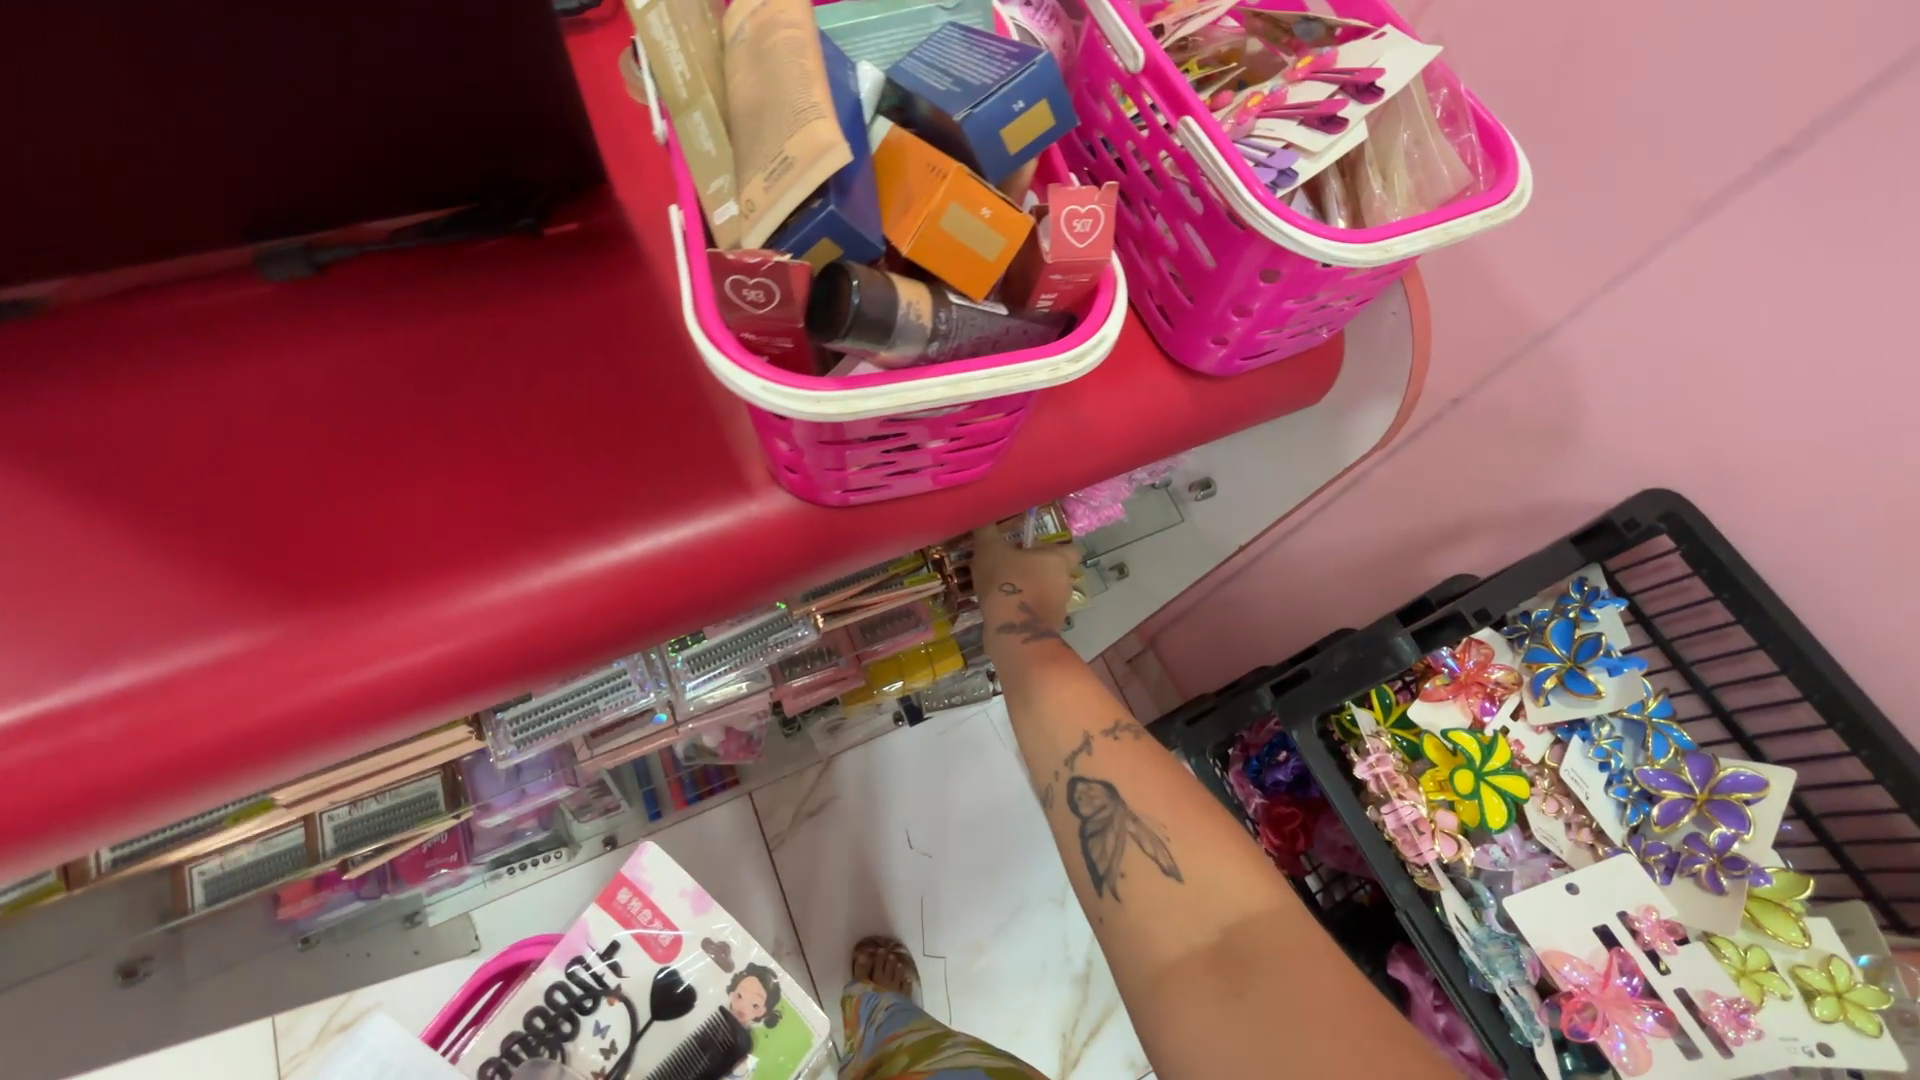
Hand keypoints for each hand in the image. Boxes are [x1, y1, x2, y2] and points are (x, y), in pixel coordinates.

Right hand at [971, 526, 1081, 641]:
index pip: (1072, 549)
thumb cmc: (1006, 583)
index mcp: (1058, 560)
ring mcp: (1059, 608)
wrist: (1013, 632)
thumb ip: (987, 531)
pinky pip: (1037, 614)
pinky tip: (1003, 611)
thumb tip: (983, 514)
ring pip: (1047, 594)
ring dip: (1030, 592)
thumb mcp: (989, 550)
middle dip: (1037, 571)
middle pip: (1056, 572)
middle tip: (1012, 568)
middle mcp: (1064, 583)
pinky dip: (1024, 612)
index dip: (1056, 548)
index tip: (1035, 549)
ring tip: (1004, 591)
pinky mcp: (1048, 628)